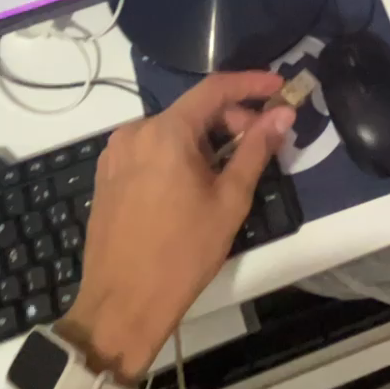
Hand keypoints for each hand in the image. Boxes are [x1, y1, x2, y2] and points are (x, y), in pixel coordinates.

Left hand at [61, 72, 296, 380]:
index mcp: (166, 132)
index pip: (215, 89)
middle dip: (231, 119)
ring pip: (172, 130)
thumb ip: (256, 149)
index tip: (279, 87)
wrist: (121, 305)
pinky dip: (178, 153)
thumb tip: (282, 113)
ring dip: (205, 139)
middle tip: (259, 143)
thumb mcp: (230, 200)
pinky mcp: (107, 174)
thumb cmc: (182, 253)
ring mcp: (116, 153)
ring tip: (227, 172)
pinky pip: (151, 148)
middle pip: (193, 109)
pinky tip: (193, 184)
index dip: (251, 83)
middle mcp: (135, 131)